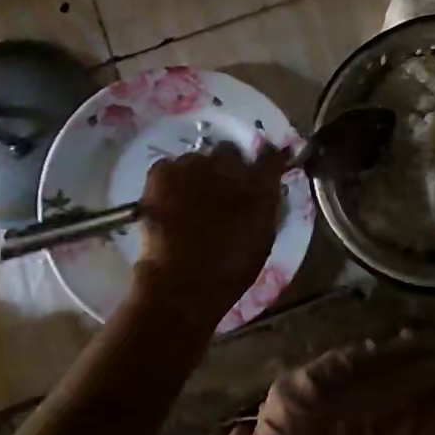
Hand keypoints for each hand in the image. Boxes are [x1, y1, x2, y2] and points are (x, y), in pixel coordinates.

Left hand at [132, 143, 288, 324]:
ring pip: (197, 159)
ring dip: (197, 175)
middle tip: (219, 191)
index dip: (269, 157)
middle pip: (229, 151)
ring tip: (188, 201)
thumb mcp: (262, 239)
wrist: (182, 283)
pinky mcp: (162, 171)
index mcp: (259, 186)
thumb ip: (265, 208)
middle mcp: (229, 167)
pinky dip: (170, 181)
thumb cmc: (230, 271)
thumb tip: (265, 191)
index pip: (271, 156)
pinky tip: (168, 203)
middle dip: (226, 167)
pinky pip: (169, 167)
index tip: (266, 162)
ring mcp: (193, 165)